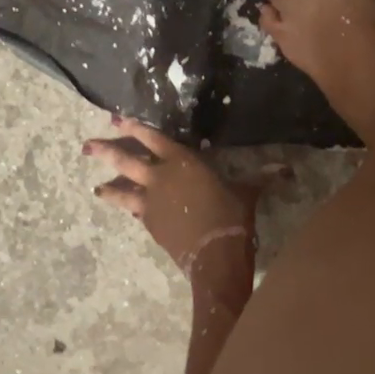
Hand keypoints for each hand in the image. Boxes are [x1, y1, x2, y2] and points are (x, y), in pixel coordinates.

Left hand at [85, 116, 260, 283]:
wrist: (214, 255)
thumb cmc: (231, 215)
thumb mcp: (246, 193)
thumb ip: (262, 178)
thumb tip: (288, 170)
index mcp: (181, 161)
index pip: (152, 138)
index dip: (134, 127)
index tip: (116, 119)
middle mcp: (160, 177)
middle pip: (125, 160)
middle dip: (105, 151)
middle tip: (86, 146)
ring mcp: (150, 203)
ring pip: (122, 189)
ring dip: (108, 186)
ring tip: (96, 188)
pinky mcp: (149, 225)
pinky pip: (134, 212)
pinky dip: (127, 209)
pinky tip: (125, 210)